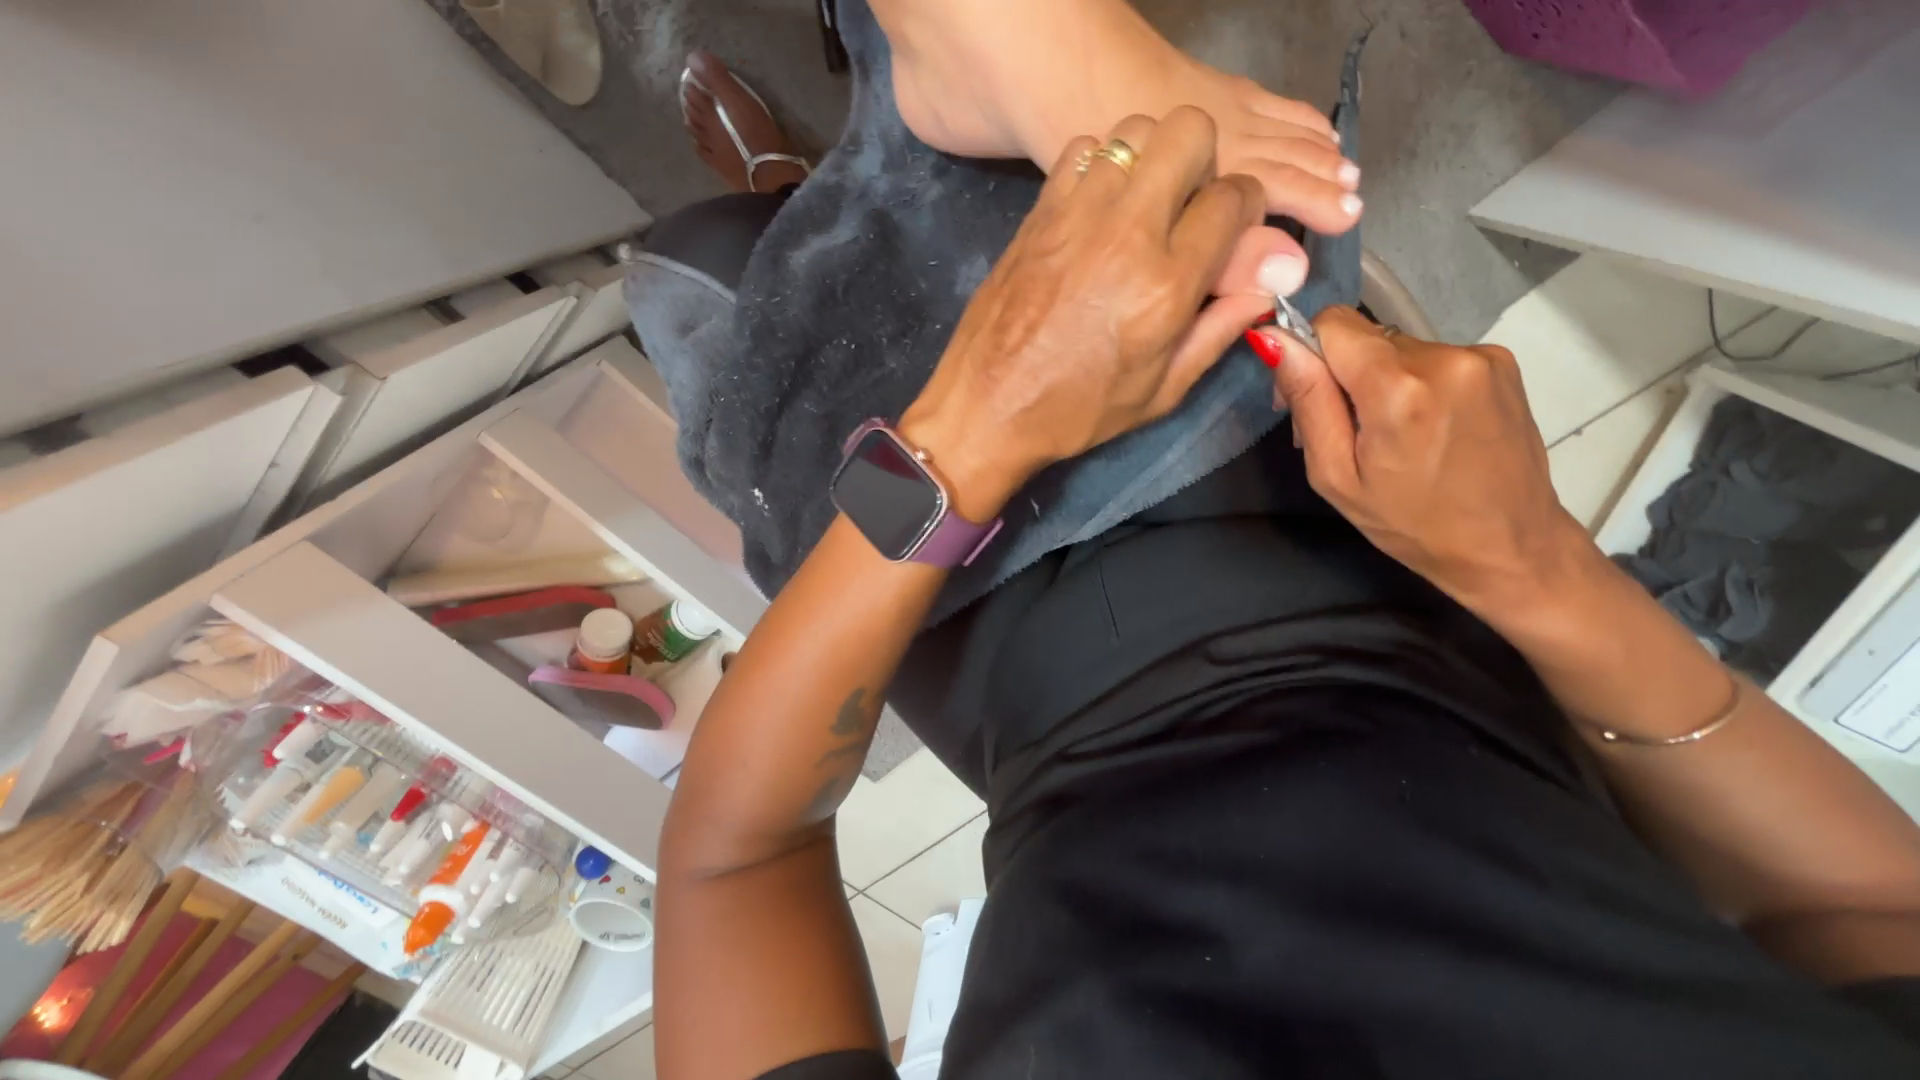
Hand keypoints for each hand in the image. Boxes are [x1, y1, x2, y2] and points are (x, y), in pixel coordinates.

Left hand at [901, 108, 1290, 519]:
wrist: (987, 408)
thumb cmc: (1077, 412)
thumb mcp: (1162, 391)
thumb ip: (1221, 328)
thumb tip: (1273, 281)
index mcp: (1166, 286)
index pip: (1234, 197)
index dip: (1245, 207)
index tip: (1232, 229)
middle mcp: (1125, 234)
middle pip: (1189, 132)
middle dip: (1204, 159)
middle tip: (1187, 205)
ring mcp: (1076, 215)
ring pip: (1135, 129)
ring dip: (1151, 157)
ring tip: (1142, 204)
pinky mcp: (1039, 211)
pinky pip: (1083, 148)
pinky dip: (1101, 162)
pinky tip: (1098, 206)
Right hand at [1263, 308, 1592, 613]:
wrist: (1510, 544)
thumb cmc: (1411, 524)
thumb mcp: (1336, 476)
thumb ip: (1308, 401)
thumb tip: (1274, 339)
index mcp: (1398, 388)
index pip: (1333, 323)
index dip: (1309, 352)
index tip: (1307, 395)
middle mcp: (1444, 357)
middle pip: (1365, 338)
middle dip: (1345, 374)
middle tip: (1350, 432)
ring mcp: (1480, 356)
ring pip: (1398, 348)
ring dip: (1383, 380)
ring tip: (1395, 436)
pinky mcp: (1501, 362)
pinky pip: (1433, 357)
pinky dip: (1418, 383)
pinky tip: (1428, 427)